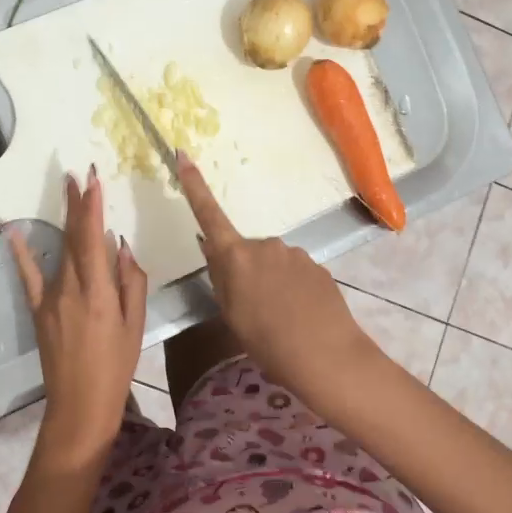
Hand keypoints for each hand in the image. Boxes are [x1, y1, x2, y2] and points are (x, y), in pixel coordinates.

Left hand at [6, 166, 146, 469]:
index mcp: (98, 292)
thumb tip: (121, 247)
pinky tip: (11, 229)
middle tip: (76, 174)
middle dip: (76, 204)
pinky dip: (20, 252)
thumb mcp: (135, 324)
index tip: (93, 179)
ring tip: (66, 191)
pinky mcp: (38, 310)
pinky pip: (28, 276)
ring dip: (63, 220)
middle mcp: (71, 288)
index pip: (93, 239)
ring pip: (59, 252)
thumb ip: (131, 283)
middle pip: (74, 238)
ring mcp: (50, 298)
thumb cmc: (116, 366)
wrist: (80, 404)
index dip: (92, 207)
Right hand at [177, 152, 380, 394]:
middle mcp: (265, 245)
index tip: (183, 156)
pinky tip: (298, 317)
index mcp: (236, 256)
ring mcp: (295, 253)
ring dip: (269, 283)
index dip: (194, 186)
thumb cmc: (268, 341)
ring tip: (277, 320)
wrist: (327, 356)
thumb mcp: (231, 315)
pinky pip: (294, 273)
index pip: (209, 214)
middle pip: (244, 251)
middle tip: (249, 311)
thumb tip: (213, 249)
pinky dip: (291, 290)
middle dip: (244, 271)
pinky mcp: (317, 266)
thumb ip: (221, 278)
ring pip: (271, 264)